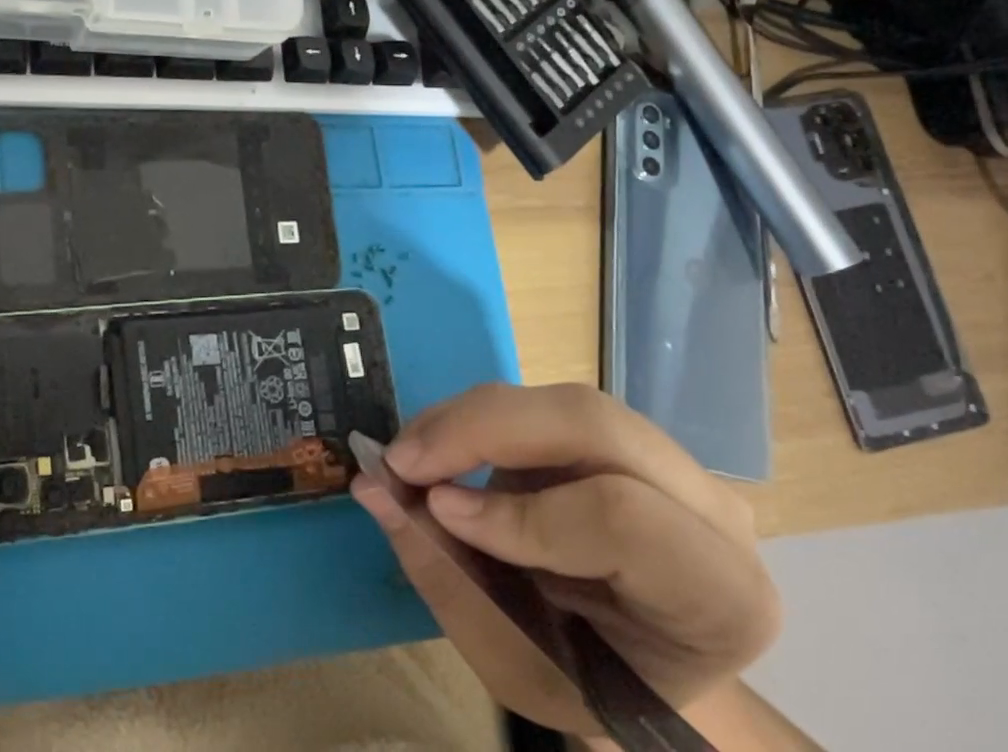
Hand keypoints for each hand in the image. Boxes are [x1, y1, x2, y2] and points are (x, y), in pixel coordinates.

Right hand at [353, 383, 779, 734]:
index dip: (519, 511)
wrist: (634, 673)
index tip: (434, 511)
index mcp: (718, 598)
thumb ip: (444, 573)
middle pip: (593, 425)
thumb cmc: (583, 684)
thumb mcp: (511, 662)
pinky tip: (439, 450)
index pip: (624, 518)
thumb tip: (372, 486)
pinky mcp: (625, 443)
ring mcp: (674, 467)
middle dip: (479, 429)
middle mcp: (714, 514)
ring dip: (469, 419)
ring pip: (565, 404)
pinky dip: (477, 421)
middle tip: (400, 458)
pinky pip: (545, 408)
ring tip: (409, 454)